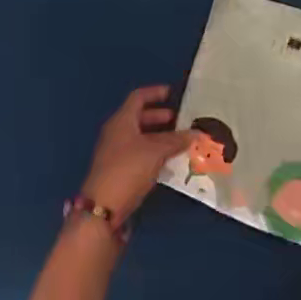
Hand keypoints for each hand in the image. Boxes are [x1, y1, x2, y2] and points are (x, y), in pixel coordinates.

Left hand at [82, 85, 195, 223]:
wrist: (103, 206)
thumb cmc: (128, 169)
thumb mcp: (155, 151)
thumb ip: (176, 141)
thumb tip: (197, 133)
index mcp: (122, 121)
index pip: (138, 98)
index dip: (155, 93)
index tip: (172, 93)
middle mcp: (117, 132)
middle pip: (139, 117)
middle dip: (161, 117)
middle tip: (182, 120)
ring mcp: (117, 152)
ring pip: (141, 137)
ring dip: (161, 137)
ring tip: (182, 141)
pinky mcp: (120, 169)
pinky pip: (140, 153)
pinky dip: (155, 152)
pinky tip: (170, 161)